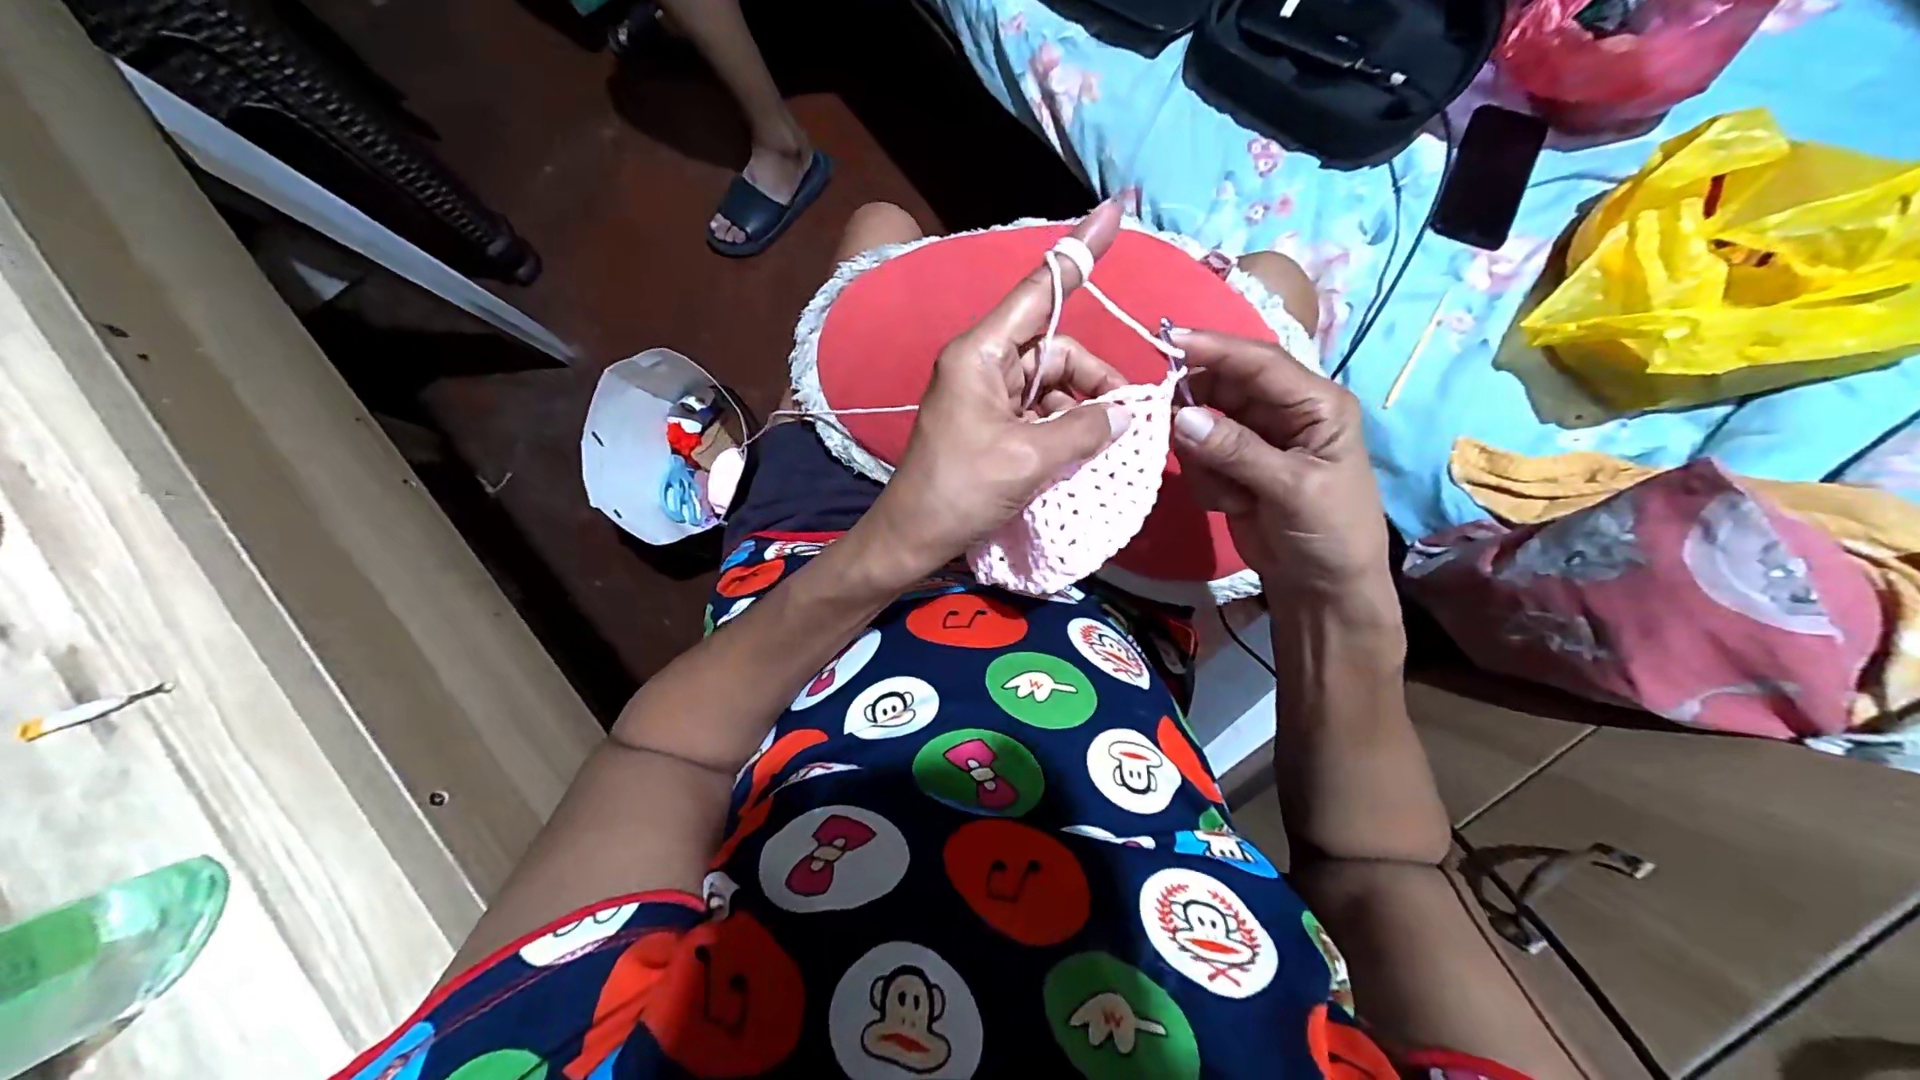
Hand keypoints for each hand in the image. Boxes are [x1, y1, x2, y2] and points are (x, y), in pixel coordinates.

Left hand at [860, 202, 1131, 580]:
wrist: (914, 537)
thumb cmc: (962, 490)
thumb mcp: (1031, 459)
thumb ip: (1085, 429)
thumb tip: (1125, 414)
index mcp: (981, 353)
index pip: (1039, 290)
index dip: (1080, 253)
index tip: (1115, 212)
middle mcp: (983, 363)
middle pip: (1055, 348)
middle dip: (1094, 378)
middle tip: (1126, 416)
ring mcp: (984, 394)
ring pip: (1050, 382)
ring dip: (1081, 408)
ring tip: (1107, 442)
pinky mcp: (988, 422)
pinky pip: (1037, 410)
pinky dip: (1062, 426)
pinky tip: (1083, 451)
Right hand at [1170, 330, 1393, 609]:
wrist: (1322, 587)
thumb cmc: (1329, 532)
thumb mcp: (1292, 489)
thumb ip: (1237, 451)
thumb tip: (1181, 417)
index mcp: (1315, 404)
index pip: (1260, 363)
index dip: (1216, 348)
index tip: (1169, 340)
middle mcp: (1283, 412)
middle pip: (1224, 386)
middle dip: (1198, 406)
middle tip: (1169, 426)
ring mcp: (1254, 439)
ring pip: (1203, 422)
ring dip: (1202, 456)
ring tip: (1228, 491)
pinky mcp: (1233, 465)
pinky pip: (1198, 455)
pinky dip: (1205, 479)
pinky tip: (1232, 503)